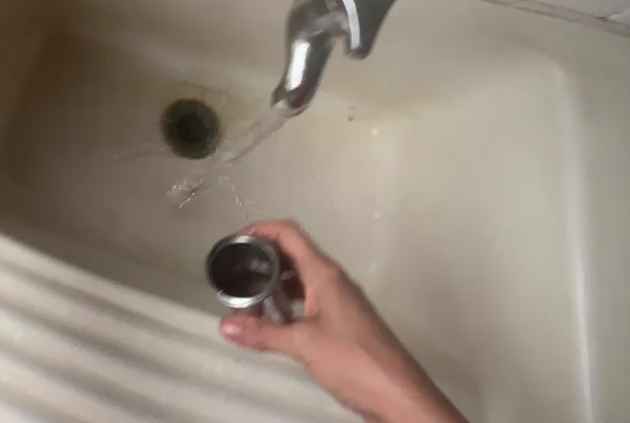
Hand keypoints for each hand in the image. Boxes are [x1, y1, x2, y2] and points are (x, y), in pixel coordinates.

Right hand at [219, 221, 463, 422]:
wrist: (403, 399)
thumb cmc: (355, 361)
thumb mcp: (302, 345)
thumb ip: (263, 332)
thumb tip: (225, 325)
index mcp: (324, 273)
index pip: (288, 233)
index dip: (260, 229)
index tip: (236, 240)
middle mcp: (333, 279)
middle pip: (293, 252)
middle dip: (264, 257)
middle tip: (238, 271)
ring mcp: (342, 300)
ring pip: (302, 276)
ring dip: (276, 281)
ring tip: (252, 298)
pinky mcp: (346, 320)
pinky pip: (311, 297)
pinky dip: (290, 301)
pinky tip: (278, 320)